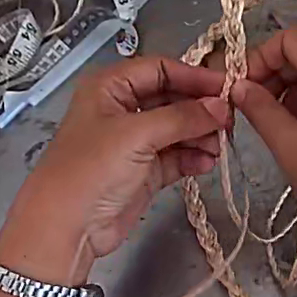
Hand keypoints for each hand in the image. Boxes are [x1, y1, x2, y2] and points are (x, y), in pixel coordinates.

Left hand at [0, 57, 228, 284]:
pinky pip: (177, 157)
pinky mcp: (146, 172)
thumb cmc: (92, 169)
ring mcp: (136, 143)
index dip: (194, 77)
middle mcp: (124, 111)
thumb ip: (182, 117)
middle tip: (229, 121)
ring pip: (178, 130)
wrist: (68, 226)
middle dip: (200, 110)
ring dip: (200, 136)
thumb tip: (221, 106)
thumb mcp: (137, 135)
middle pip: (172, 100)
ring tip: (218, 146)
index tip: (227, 88)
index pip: (160, 70)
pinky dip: (193, 158)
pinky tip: (207, 163)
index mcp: (111, 88)